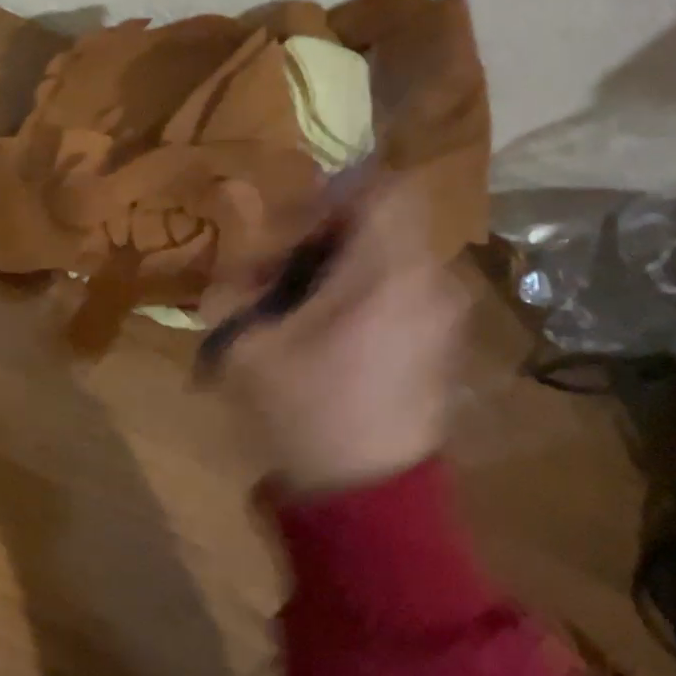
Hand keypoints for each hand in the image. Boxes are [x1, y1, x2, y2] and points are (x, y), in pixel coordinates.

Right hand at [214, 179, 467, 495]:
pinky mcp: (439, 344)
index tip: (280, 232)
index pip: (379, 190)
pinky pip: (397, 297)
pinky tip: (316, 342)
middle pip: (378, 230)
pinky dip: (356, 302)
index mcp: (384, 273)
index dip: (327, 197)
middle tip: (264, 282)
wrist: (363, 486)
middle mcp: (427, 280)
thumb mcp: (246, 348)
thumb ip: (237, 285)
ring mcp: (440, 314)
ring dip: (332, 277)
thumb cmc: (300, 411)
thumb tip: (235, 248)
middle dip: (316, 245)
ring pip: (385, 265)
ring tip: (284, 317)